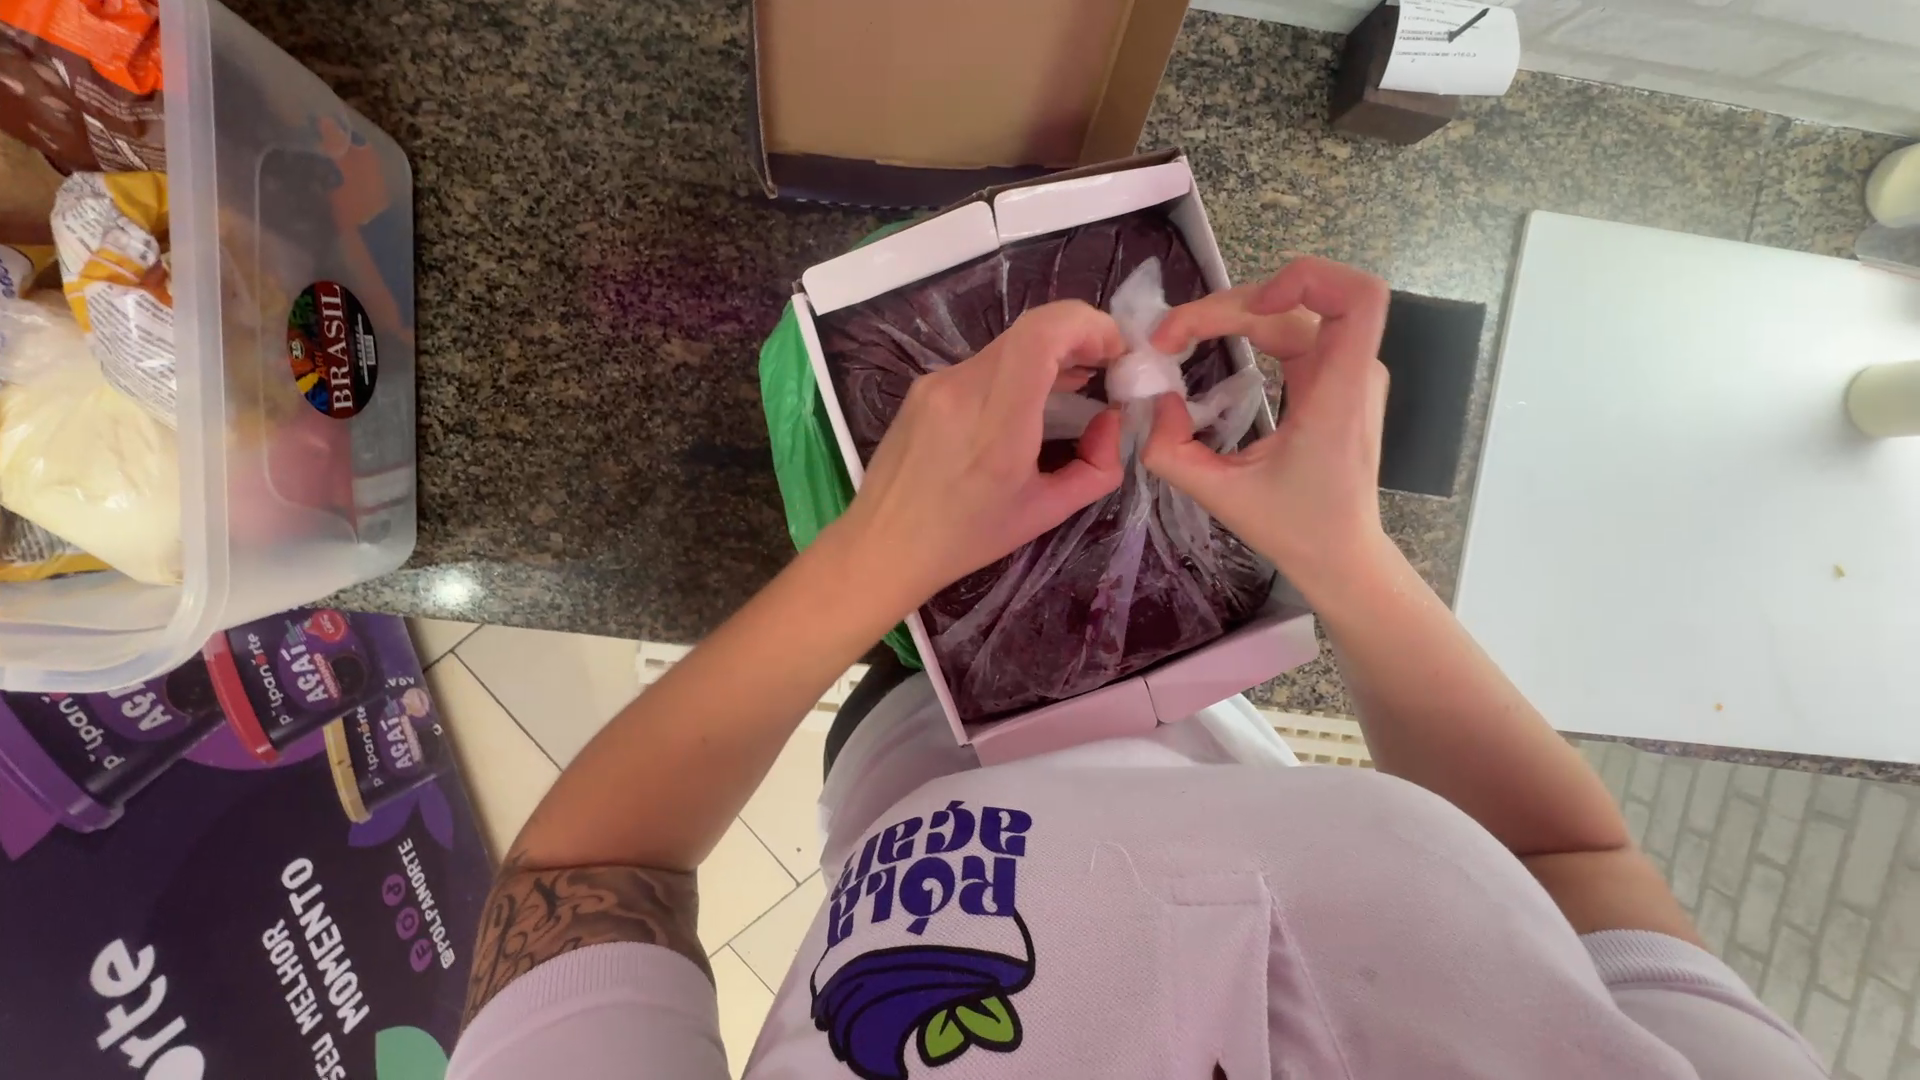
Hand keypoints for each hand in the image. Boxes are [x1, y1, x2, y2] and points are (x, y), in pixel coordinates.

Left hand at [834, 300, 1126, 605]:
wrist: (885, 543)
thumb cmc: (967, 537)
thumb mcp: (1045, 513)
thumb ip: (1096, 467)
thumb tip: (1110, 419)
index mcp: (996, 425)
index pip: (1040, 335)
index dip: (1087, 325)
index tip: (1116, 350)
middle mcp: (962, 390)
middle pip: (1030, 330)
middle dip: (1078, 337)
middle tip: (1107, 367)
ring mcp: (936, 383)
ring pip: (1006, 346)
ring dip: (1048, 355)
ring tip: (1075, 385)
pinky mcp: (923, 387)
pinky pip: (981, 364)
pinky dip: (1015, 370)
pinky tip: (1025, 402)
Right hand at [1141, 256, 1391, 591]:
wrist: (1339, 553)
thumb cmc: (1291, 527)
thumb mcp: (1218, 495)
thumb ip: (1171, 450)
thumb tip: (1154, 401)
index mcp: (1338, 395)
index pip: (1357, 299)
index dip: (1306, 279)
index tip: (1248, 309)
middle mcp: (1352, 372)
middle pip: (1297, 302)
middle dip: (1225, 309)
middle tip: (1166, 339)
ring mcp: (1348, 373)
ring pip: (1293, 311)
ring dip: (1233, 314)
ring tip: (1182, 336)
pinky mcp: (1335, 380)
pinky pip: (1295, 330)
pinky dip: (1250, 328)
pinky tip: (1215, 342)